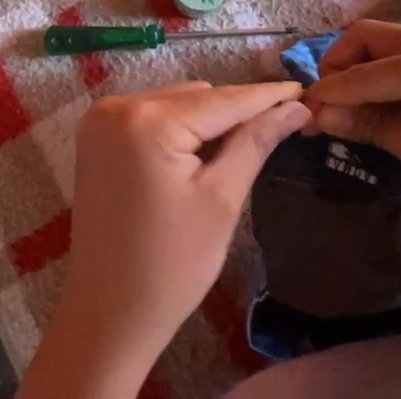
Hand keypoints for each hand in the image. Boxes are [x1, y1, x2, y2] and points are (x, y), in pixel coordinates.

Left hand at [59, 80, 309, 351]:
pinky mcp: (95, 136)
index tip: (305, 88)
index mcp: (147, 121)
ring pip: (174, 102)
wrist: (107, 312)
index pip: (221, 99)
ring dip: (206, 118)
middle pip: (196, 96)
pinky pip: (151, 115)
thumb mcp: (221, 199)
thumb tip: (295, 106)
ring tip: (241, 143)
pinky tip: (199, 151)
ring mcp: (101, 120)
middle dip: (235, 110)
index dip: (266, 96)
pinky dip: (178, 127)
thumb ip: (256, 142)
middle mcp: (118, 107)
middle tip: (280, 123)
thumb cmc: (171, 265)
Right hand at [302, 21, 400, 274]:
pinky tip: (369, 114)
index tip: (297, 114)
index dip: (330, 91)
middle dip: (341, 69)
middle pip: (374, 39)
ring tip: (338, 115)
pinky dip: (383, 86)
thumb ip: (369, 123)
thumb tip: (316, 112)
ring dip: (360, 77)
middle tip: (320, 110)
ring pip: (389, 52)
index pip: (368, 67)